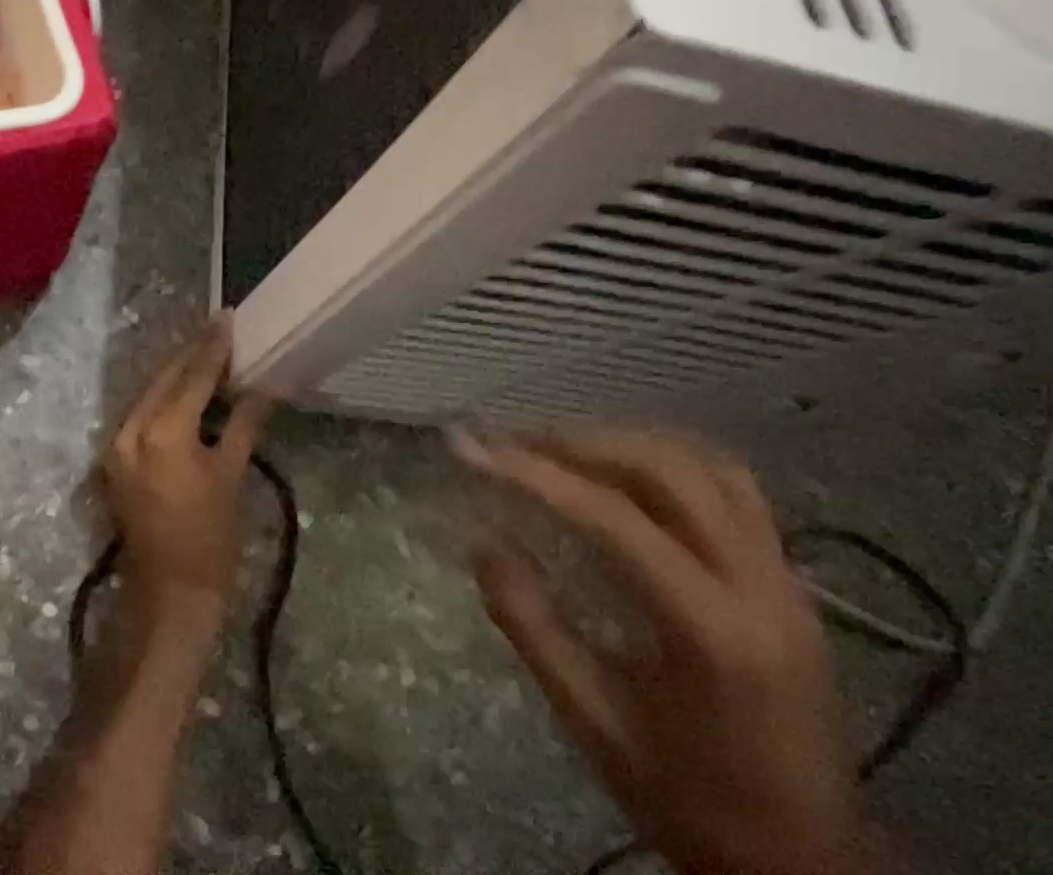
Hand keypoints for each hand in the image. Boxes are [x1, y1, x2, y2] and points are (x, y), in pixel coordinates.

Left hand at [100, 318, 273, 626]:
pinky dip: (161, 402)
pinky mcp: (112, 463)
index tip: (226, 317)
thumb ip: (244, 424)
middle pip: (163, 381)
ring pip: (147, 397)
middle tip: (217, 329)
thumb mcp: (231, 476)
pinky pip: (138, 418)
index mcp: (162, 433)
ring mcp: (115, 448)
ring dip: (175, 377)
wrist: (170, 593)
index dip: (212, 347)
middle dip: (191, 355)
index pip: (192, 378)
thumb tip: (267, 387)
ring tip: (205, 355)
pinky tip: (184, 393)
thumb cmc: (210, 540)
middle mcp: (130, 431)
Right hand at [454, 429, 870, 874]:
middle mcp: (760, 585)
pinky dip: (671, 465)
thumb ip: (531, 623)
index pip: (612, 519)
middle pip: (670, 472)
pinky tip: (626, 474)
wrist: (800, 856)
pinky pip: (735, 494)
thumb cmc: (683, 793)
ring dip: (629, 444)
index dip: (534, 474)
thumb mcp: (589, 717)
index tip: (471, 445)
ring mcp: (786, 581)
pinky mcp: (790, 586)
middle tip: (509, 438)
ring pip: (712, 469)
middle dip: (580, 443)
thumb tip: (484, 541)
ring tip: (559, 445)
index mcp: (709, 627)